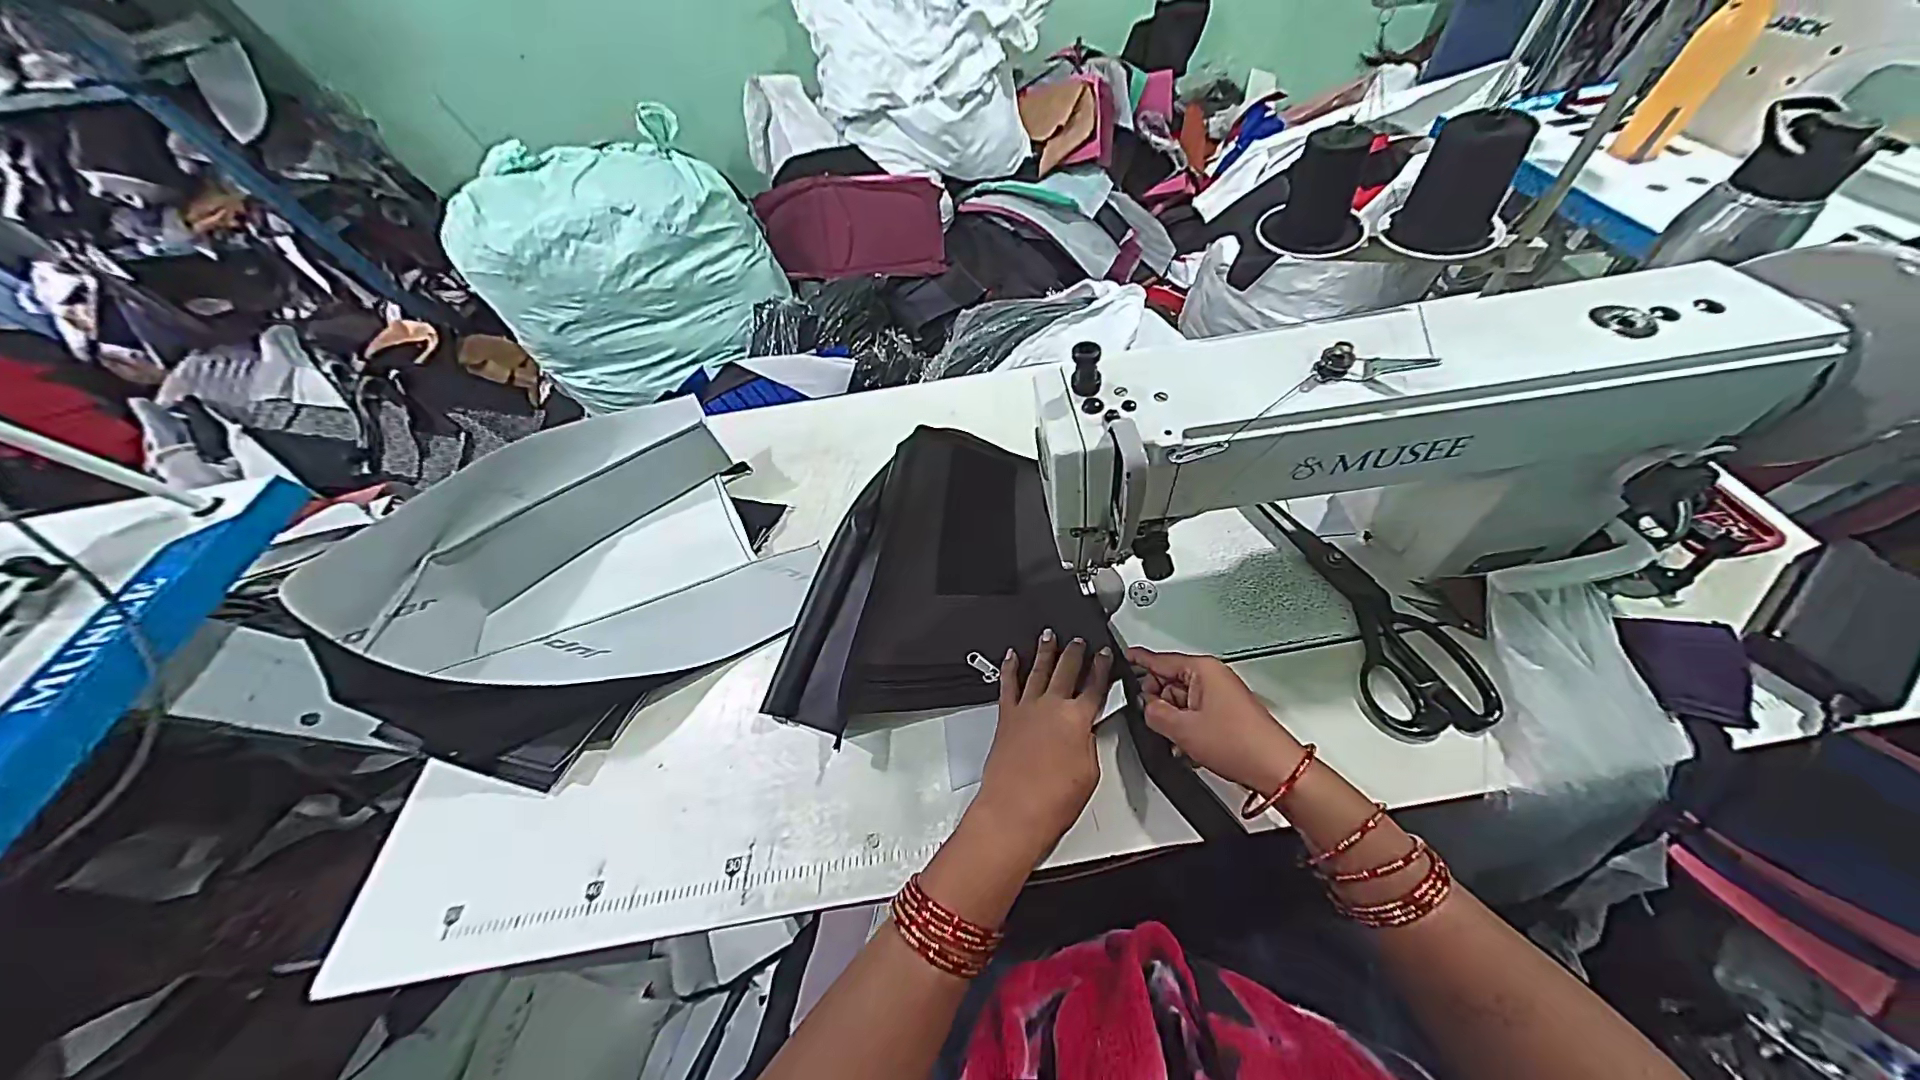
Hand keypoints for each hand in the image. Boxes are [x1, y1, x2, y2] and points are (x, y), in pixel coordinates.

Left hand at [970, 631, 1114, 863]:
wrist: (1015, 810)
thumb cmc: (1052, 799)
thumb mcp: (1089, 772)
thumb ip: (1089, 744)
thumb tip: (1085, 733)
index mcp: (1078, 719)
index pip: (1095, 686)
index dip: (1102, 668)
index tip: (1105, 656)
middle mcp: (1051, 707)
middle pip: (1067, 669)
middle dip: (1076, 652)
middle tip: (1080, 640)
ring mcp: (1026, 709)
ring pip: (1038, 669)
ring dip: (1045, 651)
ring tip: (1049, 636)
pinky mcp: (1006, 717)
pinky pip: (1008, 684)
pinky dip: (1010, 668)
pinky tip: (1012, 657)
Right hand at [1127, 647, 1304, 794]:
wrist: (1276, 770)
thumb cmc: (1243, 745)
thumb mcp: (1181, 729)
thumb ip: (1153, 712)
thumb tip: (1146, 706)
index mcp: (1203, 669)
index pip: (1160, 659)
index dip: (1138, 661)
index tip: (1125, 657)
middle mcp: (1214, 677)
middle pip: (1169, 681)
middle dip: (1158, 700)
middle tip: (1154, 718)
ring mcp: (1221, 694)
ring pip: (1181, 700)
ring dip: (1173, 718)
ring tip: (1179, 739)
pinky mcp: (1226, 712)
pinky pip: (1195, 712)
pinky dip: (1187, 726)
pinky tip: (1190, 745)